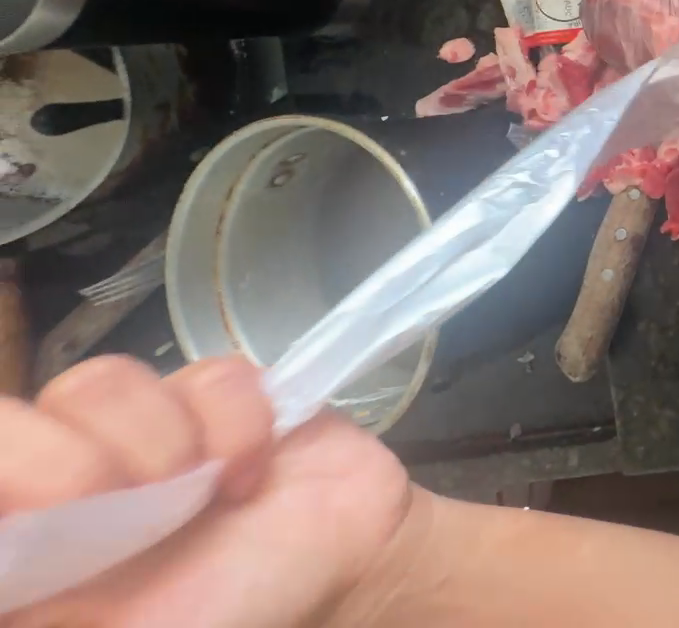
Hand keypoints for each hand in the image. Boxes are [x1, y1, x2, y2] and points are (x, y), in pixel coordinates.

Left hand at [2, 355, 414, 627]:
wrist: (345, 572)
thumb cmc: (228, 618)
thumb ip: (36, 591)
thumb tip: (21, 550)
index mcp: (25, 540)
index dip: (7, 481)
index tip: (46, 522)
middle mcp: (68, 477)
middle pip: (8, 419)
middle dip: (64, 464)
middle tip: (123, 504)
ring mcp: (154, 428)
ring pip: (102, 383)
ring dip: (159, 440)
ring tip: (201, 488)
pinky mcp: (233, 394)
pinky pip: (212, 374)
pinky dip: (241, 423)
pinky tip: (253, 468)